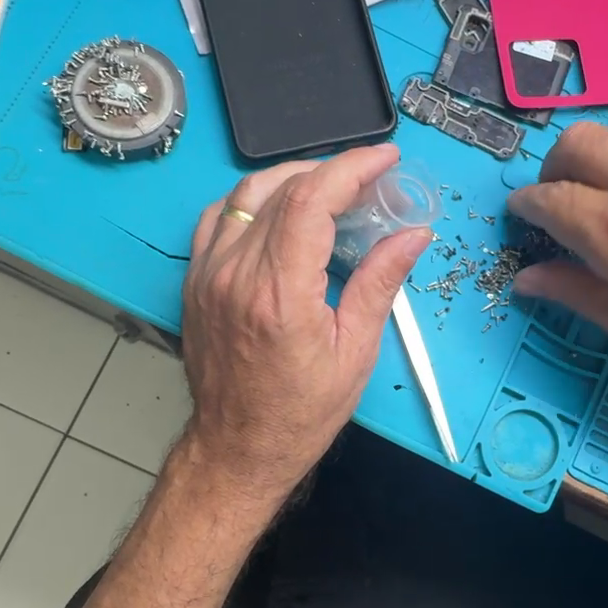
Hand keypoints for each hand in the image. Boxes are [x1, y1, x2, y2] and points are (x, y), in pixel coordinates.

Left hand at [178, 144, 431, 494]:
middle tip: (368, 182)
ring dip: (291, 179)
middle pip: (280, 188)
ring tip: (329, 189)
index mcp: (280, 292)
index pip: (311, 199)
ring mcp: (206, 274)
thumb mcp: (355, 352)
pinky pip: (218, 217)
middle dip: (331, 171)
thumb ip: (380, 283)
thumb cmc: (302, 412)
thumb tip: (413, 234)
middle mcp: (235, 273)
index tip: (386, 159)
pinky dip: (252, 201)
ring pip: (244, 194)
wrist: (238, 448)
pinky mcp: (194, 281)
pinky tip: (278, 211)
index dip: (352, 167)